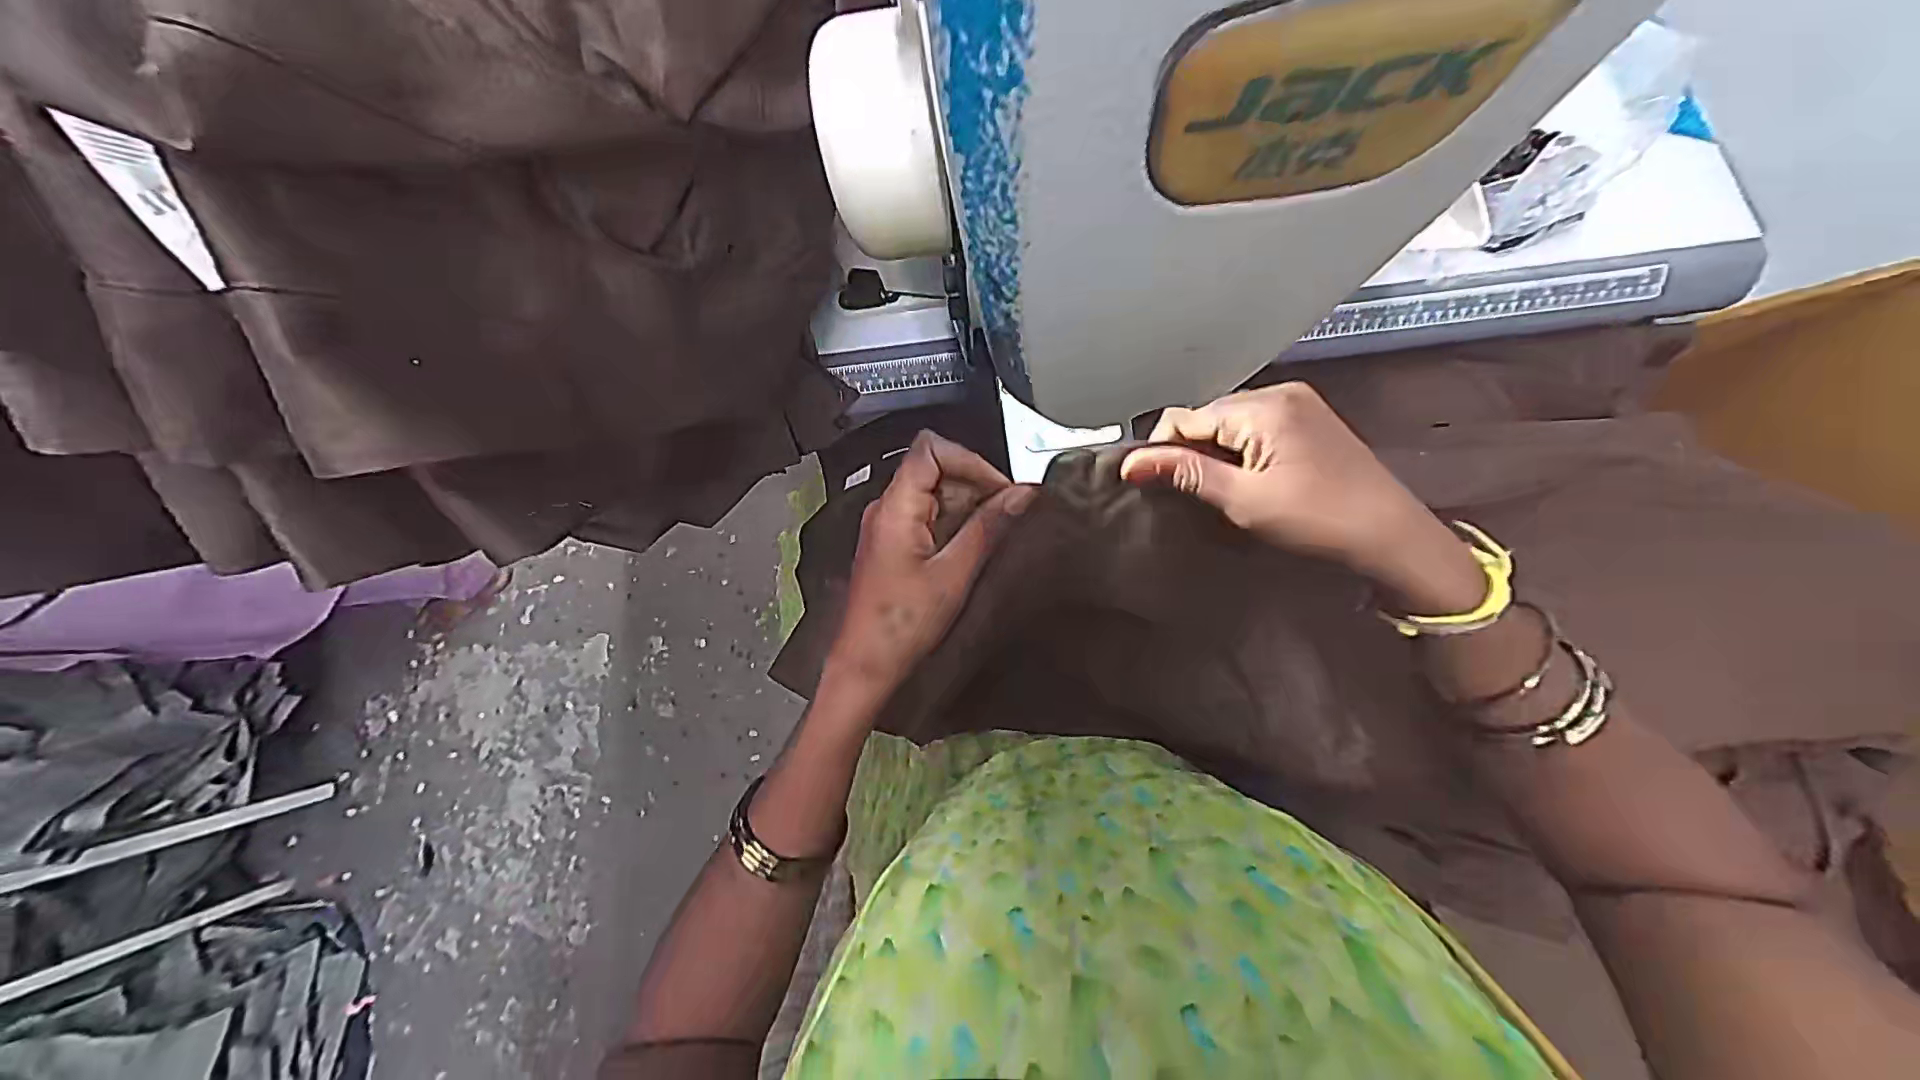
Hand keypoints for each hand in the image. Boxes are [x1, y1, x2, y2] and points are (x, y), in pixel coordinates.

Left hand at [823, 431, 1037, 698]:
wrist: (866, 663)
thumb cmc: (898, 627)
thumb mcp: (954, 573)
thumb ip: (989, 527)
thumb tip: (1020, 496)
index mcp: (894, 508)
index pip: (931, 450)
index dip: (971, 461)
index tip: (1001, 488)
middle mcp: (886, 509)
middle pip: (936, 468)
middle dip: (976, 486)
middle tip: (1006, 514)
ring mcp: (889, 525)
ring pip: (935, 493)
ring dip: (968, 507)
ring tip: (991, 538)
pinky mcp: (895, 543)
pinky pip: (929, 517)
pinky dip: (955, 525)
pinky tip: (970, 550)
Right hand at [1121, 383, 1483, 611]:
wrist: (1392, 535)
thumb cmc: (1319, 519)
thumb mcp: (1243, 500)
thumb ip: (1185, 473)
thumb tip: (1131, 462)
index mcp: (1263, 407)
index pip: (1184, 418)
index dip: (1162, 451)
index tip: (1155, 486)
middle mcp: (1280, 393)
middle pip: (1207, 417)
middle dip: (1191, 452)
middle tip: (1195, 495)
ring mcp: (1299, 403)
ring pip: (1229, 423)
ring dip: (1216, 454)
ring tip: (1224, 491)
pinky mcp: (1309, 419)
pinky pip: (1255, 427)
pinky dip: (1240, 451)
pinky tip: (1250, 480)